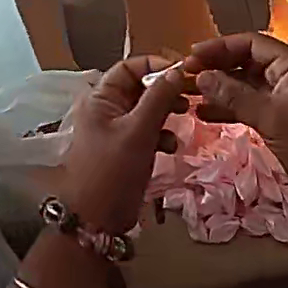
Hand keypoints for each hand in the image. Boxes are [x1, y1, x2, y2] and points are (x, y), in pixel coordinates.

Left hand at [57, 54, 188, 233]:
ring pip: (146, 110)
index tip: (183, 72)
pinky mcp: (125, 150)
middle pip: (139, 87)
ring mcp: (114, 130)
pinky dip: (161, 134)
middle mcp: (105, 109)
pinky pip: (146, 131)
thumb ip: (159, 99)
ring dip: (166, 112)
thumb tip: (177, 71)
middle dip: (165, 90)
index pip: (128, 67)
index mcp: (100, 97)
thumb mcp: (138, 131)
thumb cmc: (113, 171)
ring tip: (186, 116)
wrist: (96, 222)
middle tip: (191, 95)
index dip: (155, 65)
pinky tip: (172, 146)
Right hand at [185, 33, 287, 206]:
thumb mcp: (271, 117)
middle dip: (215, 67)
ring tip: (189, 95)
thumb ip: (234, 95)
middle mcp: (286, 74)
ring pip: (244, 84)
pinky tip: (206, 115)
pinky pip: (249, 104)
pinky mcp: (281, 117)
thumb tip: (201, 76)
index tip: (192, 57)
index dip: (219, 46)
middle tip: (185, 76)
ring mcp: (284, 96)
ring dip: (219, 88)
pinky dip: (229, 107)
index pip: (250, 43)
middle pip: (245, 61)